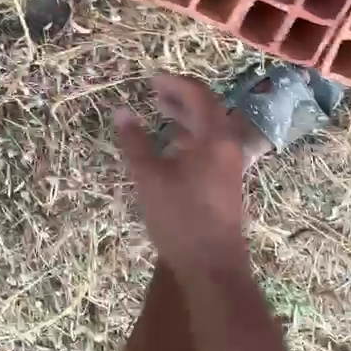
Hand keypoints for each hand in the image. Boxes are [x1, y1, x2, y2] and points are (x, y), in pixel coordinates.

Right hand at [115, 74, 251, 272]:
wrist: (213, 269)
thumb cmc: (181, 218)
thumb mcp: (150, 177)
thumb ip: (135, 142)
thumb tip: (121, 112)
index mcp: (214, 138)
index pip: (199, 95)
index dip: (175, 83)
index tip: (151, 80)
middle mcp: (227, 147)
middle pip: (207, 110)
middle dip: (181, 98)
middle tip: (155, 93)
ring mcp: (229, 168)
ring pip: (209, 130)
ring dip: (186, 118)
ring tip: (161, 115)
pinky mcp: (226, 185)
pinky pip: (210, 147)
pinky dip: (191, 138)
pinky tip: (171, 149)